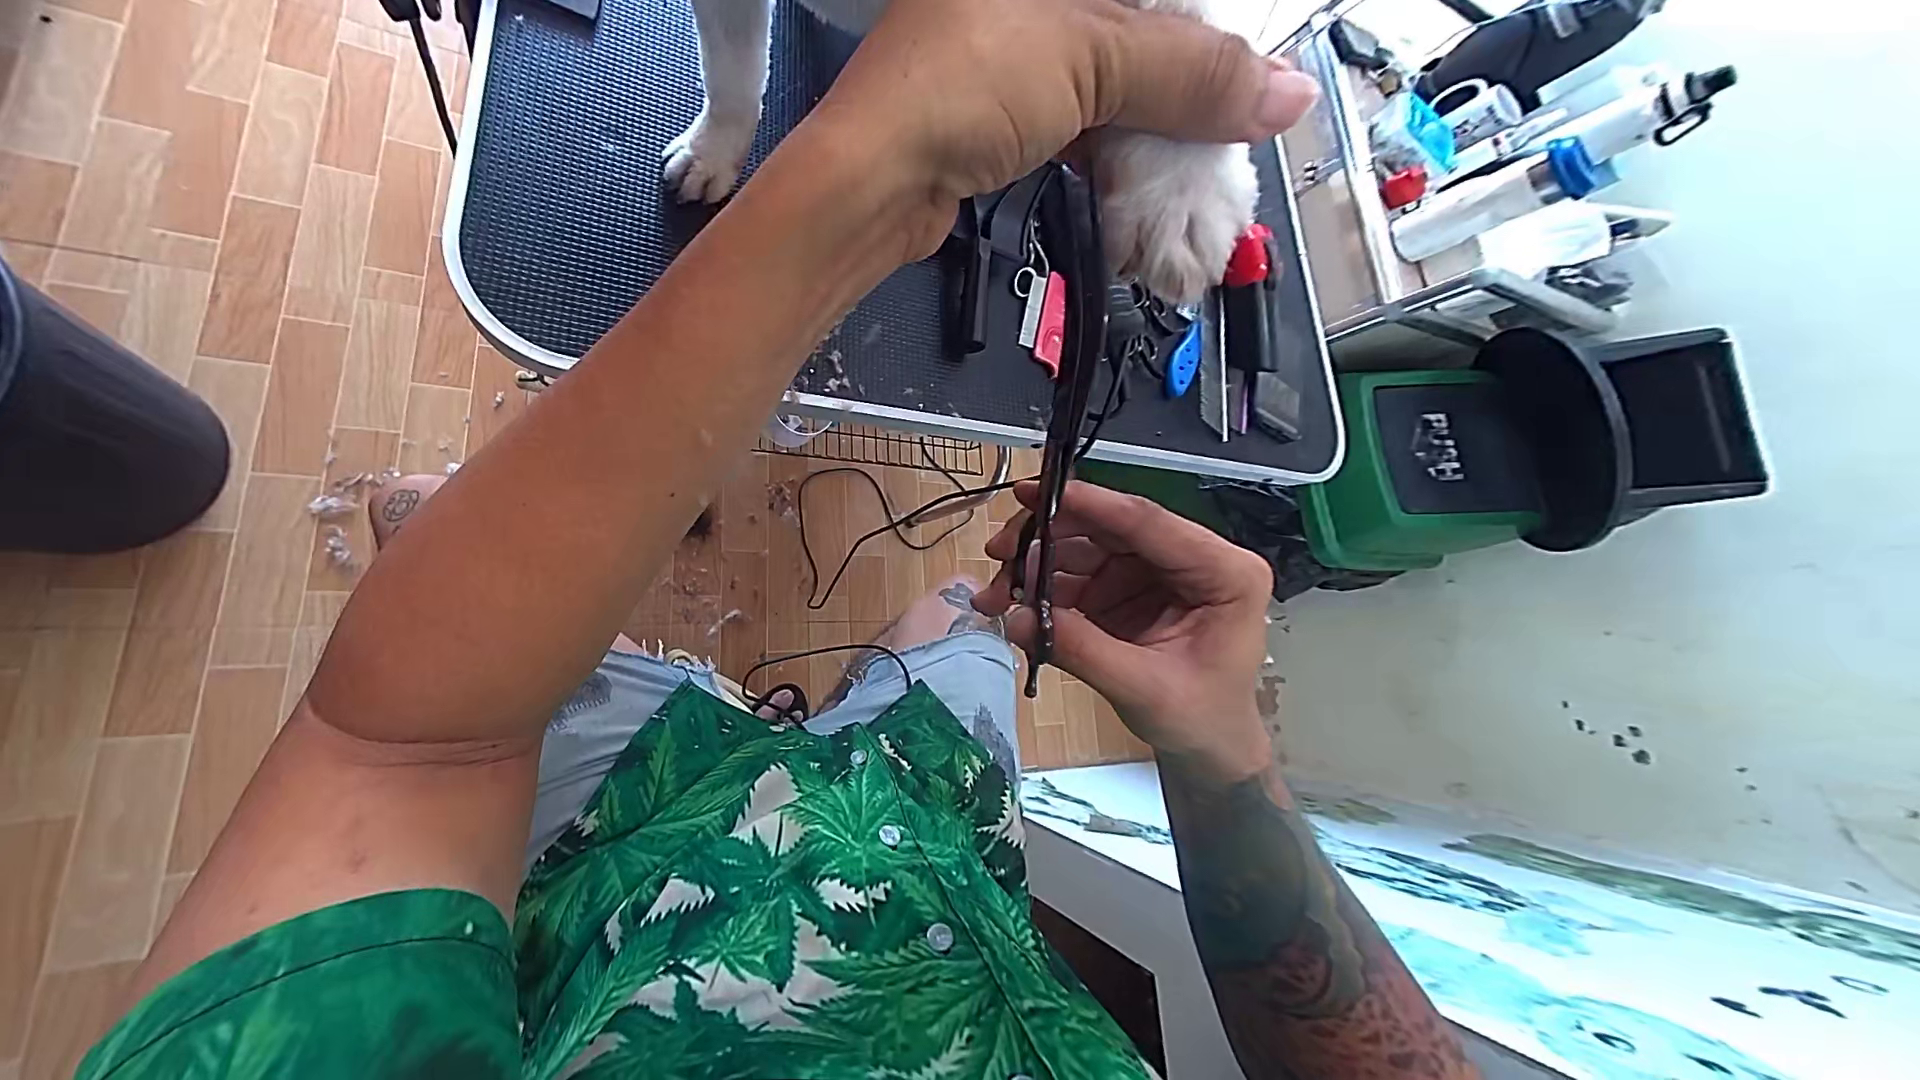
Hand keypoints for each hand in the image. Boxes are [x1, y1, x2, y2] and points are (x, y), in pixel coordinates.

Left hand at [815, 0, 1318, 255]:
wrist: (876, 183)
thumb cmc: (957, 87)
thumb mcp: (1086, 57)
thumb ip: (1186, 71)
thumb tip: (1283, 94)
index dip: (1211, 41)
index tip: (1248, 89)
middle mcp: (1033, 0)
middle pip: (1145, 38)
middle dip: (1186, 104)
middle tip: (1219, 154)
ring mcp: (1021, 52)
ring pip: (1117, 90)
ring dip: (1152, 147)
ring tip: (1181, 194)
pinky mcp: (1010, 112)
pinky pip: (1084, 128)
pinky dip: (1112, 164)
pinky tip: (1133, 199)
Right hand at [973, 480, 1274, 781]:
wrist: (1208, 747)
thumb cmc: (1201, 719)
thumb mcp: (1144, 688)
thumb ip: (1082, 649)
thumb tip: (1016, 617)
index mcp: (1223, 571)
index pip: (1148, 523)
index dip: (1089, 504)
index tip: (1035, 493)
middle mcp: (1189, 558)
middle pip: (1108, 526)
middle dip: (1048, 535)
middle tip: (998, 550)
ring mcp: (1154, 570)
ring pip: (1085, 545)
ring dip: (1036, 563)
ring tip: (995, 592)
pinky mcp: (1127, 586)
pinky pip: (1077, 573)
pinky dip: (1042, 586)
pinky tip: (1013, 604)